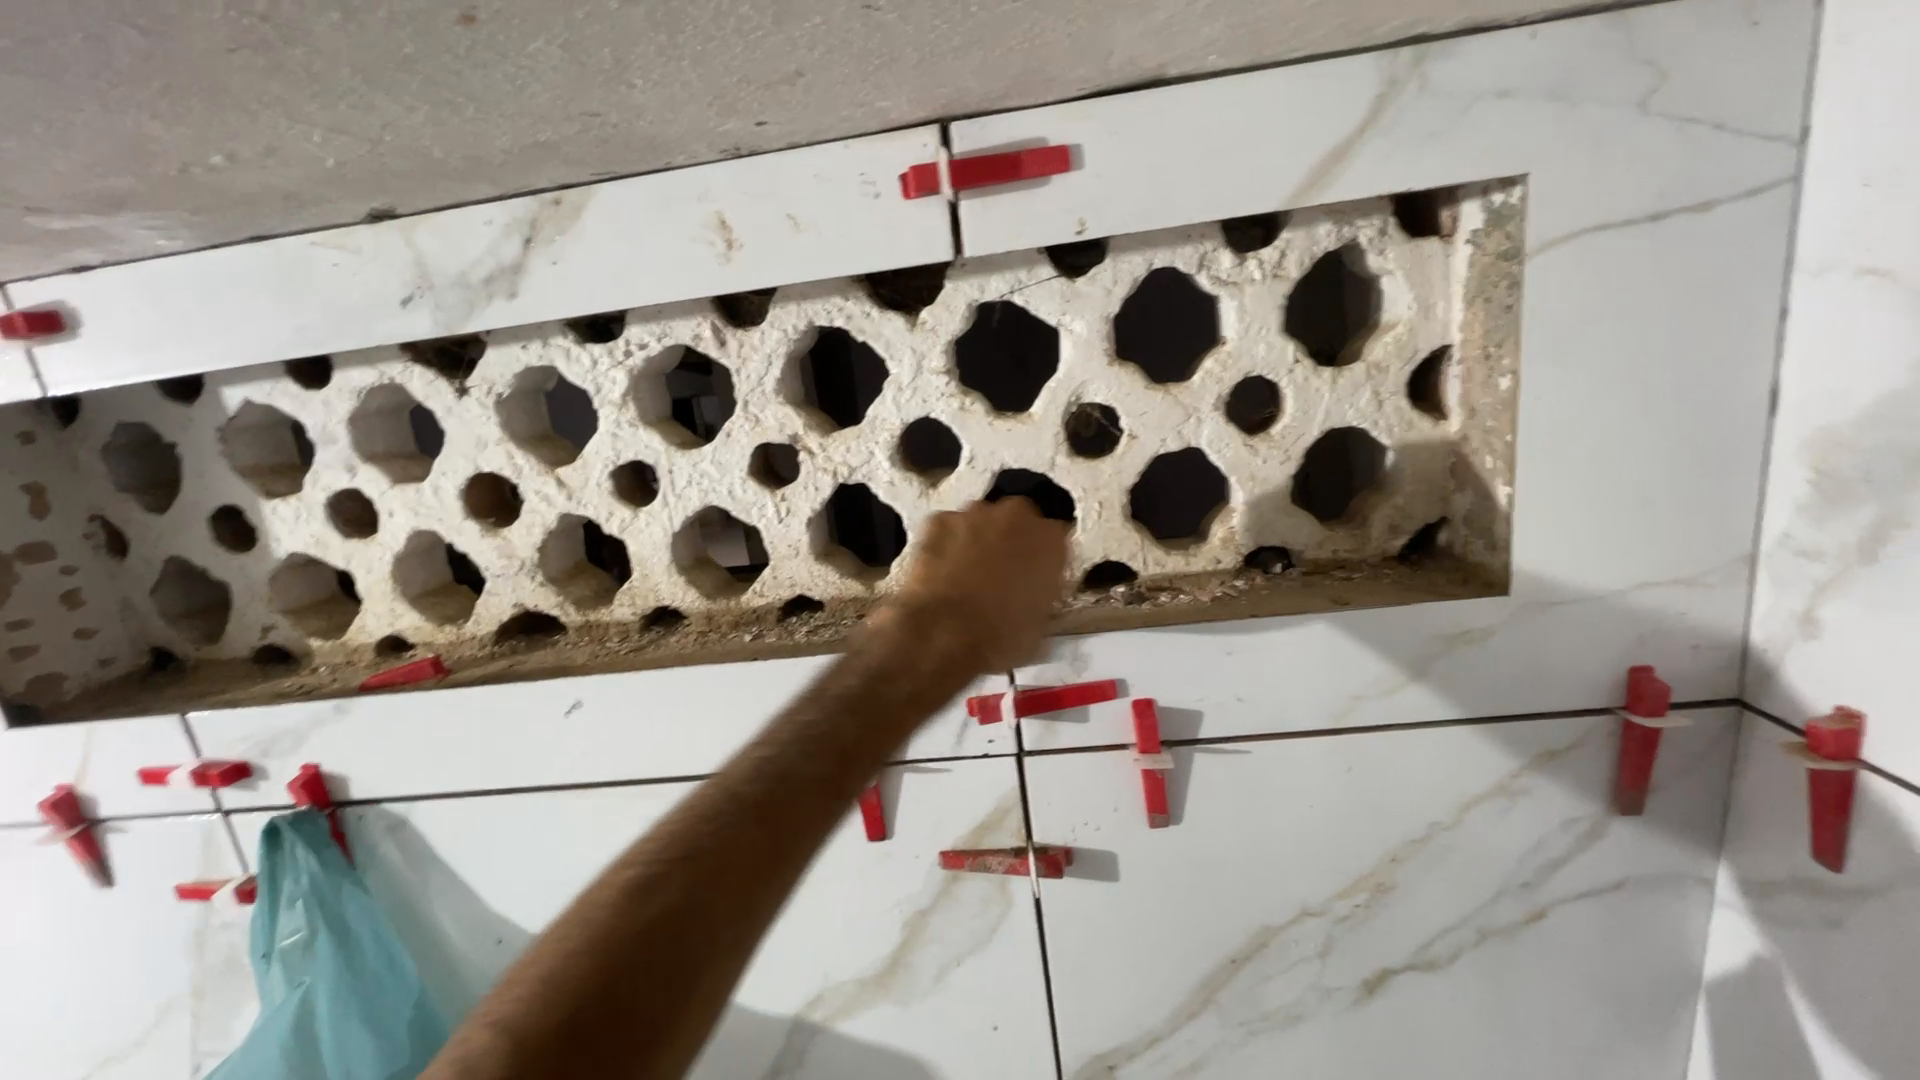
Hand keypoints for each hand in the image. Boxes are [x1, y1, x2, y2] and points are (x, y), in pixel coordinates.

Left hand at [872, 498, 1069, 673]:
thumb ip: (1043, 594)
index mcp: (1051, 540)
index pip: (1054, 536)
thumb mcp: (1040, 623)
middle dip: (1010, 539)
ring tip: (965, 573)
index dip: (1042, 556)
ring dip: (977, 538)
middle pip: (1017, 518)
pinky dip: (945, 543)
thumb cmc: (1001, 636)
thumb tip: (1033, 595)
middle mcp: (1017, 515)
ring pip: (980, 520)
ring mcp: (975, 513)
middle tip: (999, 571)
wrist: (946, 633)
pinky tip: (940, 571)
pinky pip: (947, 528)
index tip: (1034, 573)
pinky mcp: (938, 520)